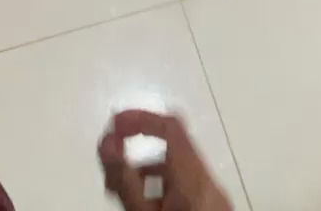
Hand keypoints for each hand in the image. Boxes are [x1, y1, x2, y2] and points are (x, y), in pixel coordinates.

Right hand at [98, 111, 231, 210]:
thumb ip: (123, 176)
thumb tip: (105, 140)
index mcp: (193, 175)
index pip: (168, 124)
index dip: (139, 118)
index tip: (114, 128)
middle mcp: (209, 182)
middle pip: (170, 147)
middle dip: (135, 151)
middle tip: (111, 169)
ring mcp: (215, 199)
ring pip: (176, 169)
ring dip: (145, 172)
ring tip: (121, 194)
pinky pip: (185, 188)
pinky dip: (161, 188)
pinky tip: (144, 207)